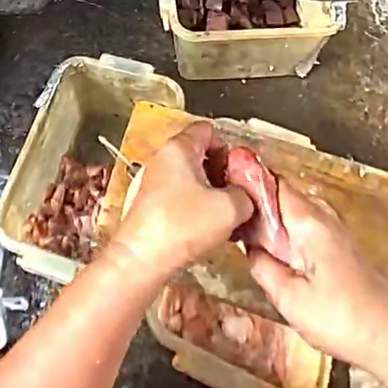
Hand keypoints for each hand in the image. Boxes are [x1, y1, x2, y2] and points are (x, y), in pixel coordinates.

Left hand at [104, 121, 252, 283]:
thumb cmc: (182, 224)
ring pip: (191, 176)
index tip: (240, 170)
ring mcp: (155, 180)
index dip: (228, 146)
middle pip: (199, 153)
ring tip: (227, 215)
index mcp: (179, 148)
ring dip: (211, 192)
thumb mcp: (229, 208)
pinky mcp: (152, 202)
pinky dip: (197, 205)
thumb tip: (243, 197)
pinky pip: (181, 195)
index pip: (206, 130)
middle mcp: (163, 158)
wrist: (143, 257)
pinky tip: (209, 227)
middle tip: (238, 194)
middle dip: (222, 172)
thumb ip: (245, 195)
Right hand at [247, 183, 387, 366]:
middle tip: (229, 210)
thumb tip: (249, 248)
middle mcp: (324, 218)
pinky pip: (305, 224)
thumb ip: (262, 267)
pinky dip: (286, 228)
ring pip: (295, 209)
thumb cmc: (342, 320)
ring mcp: (335, 232)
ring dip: (271, 214)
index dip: (248, 178)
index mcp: (309, 222)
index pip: (274, 183)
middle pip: (284, 192)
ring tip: (245, 227)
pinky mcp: (341, 248)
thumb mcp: (289, 298)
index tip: (224, 184)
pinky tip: (273, 247)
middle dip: (256, 197)